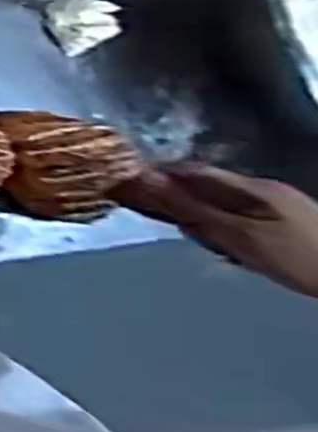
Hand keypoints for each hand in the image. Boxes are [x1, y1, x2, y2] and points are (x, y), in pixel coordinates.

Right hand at [114, 164, 317, 298]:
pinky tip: (233, 247)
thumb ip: (187, 206)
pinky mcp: (293, 225)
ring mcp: (284, 207)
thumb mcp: (238, 235)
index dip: (157, 177)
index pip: (188, 170)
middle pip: (205, 187)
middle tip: (176, 225)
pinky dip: (227, 229)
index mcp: (252, 187)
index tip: (130, 190)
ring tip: (210, 242)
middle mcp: (266, 190)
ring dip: (206, 219)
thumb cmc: (304, 260)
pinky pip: (242, 218)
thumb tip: (138, 178)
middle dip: (183, 203)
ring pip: (224, 204)